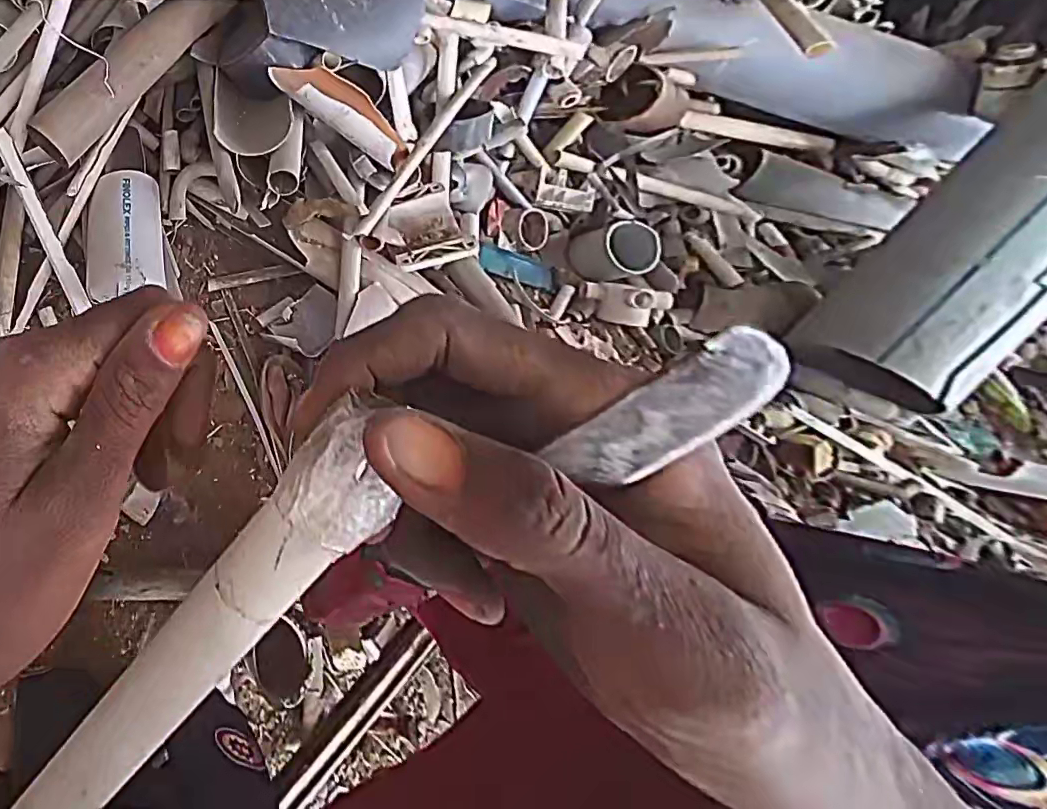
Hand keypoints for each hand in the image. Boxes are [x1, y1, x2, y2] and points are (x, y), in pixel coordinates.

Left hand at [0, 287, 210, 716]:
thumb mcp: (77, 503)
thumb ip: (131, 402)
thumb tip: (183, 319)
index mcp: (32, 369)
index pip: (148, 311)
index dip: (184, 370)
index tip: (180, 445)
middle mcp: (16, 357)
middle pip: (131, 331)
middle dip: (166, 395)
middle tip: (160, 475)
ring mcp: (9, 380)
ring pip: (114, 362)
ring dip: (143, 416)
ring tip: (134, 486)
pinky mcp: (10, 407)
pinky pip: (85, 391)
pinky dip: (112, 429)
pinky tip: (104, 480)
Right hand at [296, 295, 958, 808]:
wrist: (766, 749)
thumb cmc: (752, 683)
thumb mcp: (650, 604)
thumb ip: (530, 516)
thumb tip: (394, 437)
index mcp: (597, 401)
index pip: (449, 334)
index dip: (368, 360)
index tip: (316, 421)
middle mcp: (543, 414)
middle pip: (406, 383)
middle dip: (363, 444)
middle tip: (351, 505)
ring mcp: (510, 457)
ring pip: (393, 441)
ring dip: (389, 508)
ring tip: (450, 578)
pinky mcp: (486, 499)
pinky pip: (405, 493)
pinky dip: (407, 539)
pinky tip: (465, 587)